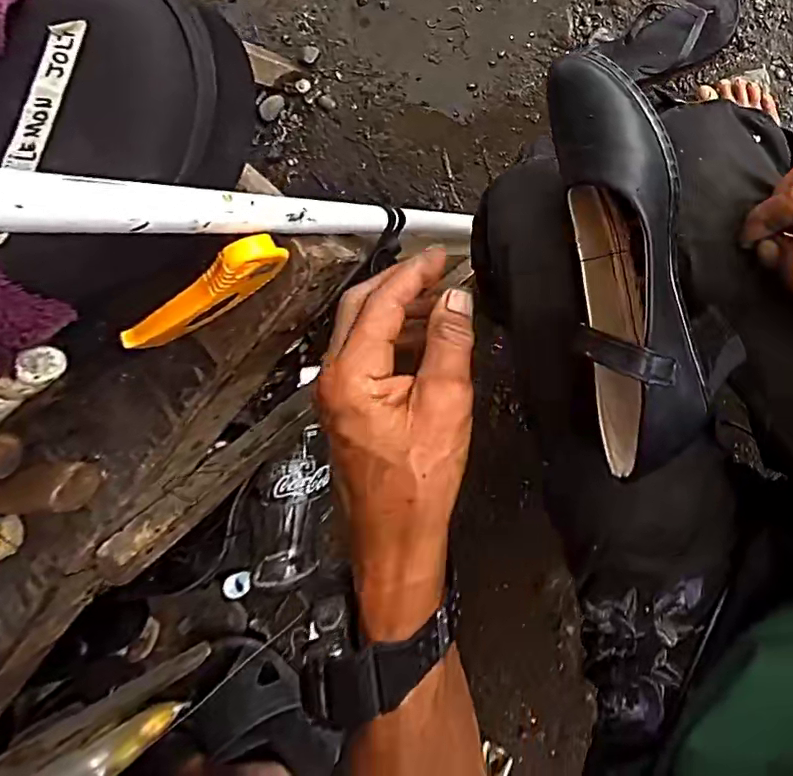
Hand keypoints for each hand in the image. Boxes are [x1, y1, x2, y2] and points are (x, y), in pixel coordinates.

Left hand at [316, 247, 474, 638]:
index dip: (414, 273)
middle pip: (363, 307)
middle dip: (402, 282)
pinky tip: (430, 336)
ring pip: (366, 328)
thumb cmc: (415, 485)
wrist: (397, 535)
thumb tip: (456, 301)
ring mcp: (340, 393)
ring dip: (403, 308)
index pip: (382, 303)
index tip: (438, 257)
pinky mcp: (353, 404)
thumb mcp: (446, 404)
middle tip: (438, 268)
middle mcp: (336, 380)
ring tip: (442, 300)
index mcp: (353, 376)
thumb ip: (450, 343)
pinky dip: (401, 334)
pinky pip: (373, 353)